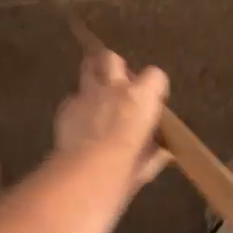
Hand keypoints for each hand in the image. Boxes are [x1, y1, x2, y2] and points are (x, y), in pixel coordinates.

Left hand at [52, 51, 168, 182]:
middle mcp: (115, 88)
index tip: (155, 101)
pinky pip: (73, 98)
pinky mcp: (66, 107)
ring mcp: (87, 95)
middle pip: (112, 58)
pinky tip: (79, 121)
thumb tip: (165, 153)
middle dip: (115, 66)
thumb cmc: (125, 169)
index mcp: (142, 98)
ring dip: (93, 75)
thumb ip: (156, 153)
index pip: (156, 75)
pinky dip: (78, 105)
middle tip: (118, 84)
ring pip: (88, 68)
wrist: (84, 174)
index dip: (156, 86)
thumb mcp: (148, 165)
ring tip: (97, 91)